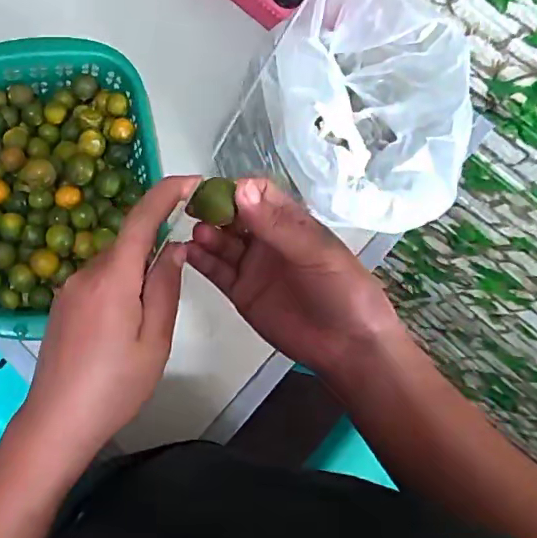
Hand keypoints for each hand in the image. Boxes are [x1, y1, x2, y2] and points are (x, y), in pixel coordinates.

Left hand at [14, 176, 198, 455]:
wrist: (57, 418)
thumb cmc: (114, 386)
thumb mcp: (154, 340)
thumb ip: (165, 289)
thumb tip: (174, 248)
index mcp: (111, 278)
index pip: (139, 220)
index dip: (165, 194)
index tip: (192, 182)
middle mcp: (84, 274)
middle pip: (125, 243)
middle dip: (155, 245)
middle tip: (182, 269)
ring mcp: (67, 289)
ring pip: (110, 264)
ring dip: (135, 271)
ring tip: (150, 315)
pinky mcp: (60, 305)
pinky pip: (95, 281)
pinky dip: (117, 285)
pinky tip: (124, 322)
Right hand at [186, 177, 407, 377]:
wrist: (348, 347)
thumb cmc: (344, 292)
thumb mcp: (314, 252)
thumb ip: (275, 224)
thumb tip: (240, 190)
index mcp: (291, 223)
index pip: (258, 194)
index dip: (236, 190)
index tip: (215, 191)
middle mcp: (268, 240)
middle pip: (232, 216)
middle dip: (213, 210)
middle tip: (195, 210)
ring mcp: (252, 265)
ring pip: (220, 242)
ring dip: (206, 235)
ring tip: (199, 235)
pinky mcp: (240, 290)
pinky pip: (215, 270)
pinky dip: (199, 260)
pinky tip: (187, 253)